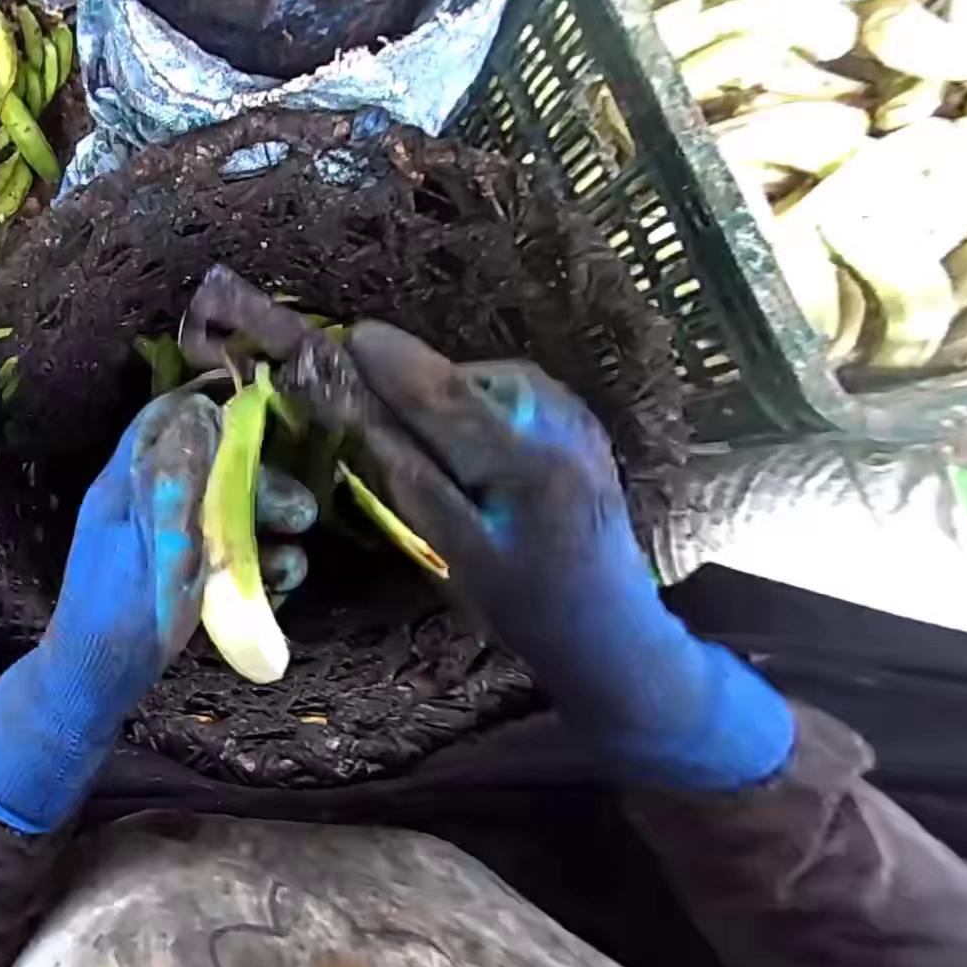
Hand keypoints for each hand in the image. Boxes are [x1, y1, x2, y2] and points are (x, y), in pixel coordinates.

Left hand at [0, 390, 315, 833]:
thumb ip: (176, 482)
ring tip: (290, 564)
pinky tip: (272, 586)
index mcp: (125, 484)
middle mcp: (142, 500)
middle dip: (258, 486)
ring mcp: (158, 534)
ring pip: (220, 509)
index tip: (255, 407)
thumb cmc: (123, 615)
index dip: (203, 405)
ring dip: (264, 529)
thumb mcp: (156, 544)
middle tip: (300, 513)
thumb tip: (199, 412)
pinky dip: (250, 561)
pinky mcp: (174, 565)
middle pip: (206, 467)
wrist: (95, 678)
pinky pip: (218, 546)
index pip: (161, 419)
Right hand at [335, 322, 792, 790]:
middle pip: (465, 378)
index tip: (352, 336)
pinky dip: (463, 398)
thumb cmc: (525, 601)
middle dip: (408, 374)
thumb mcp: (457, 550)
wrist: (614, 629)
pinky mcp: (577, 423)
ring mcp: (575, 419)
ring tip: (402, 418)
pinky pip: (502, 393)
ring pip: (483, 381)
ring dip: (435, 388)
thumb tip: (365, 419)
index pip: (446, 395)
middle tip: (359, 385)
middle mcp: (559, 424)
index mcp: (528, 463)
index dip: (395, 364)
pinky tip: (449, 429)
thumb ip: (411, 478)